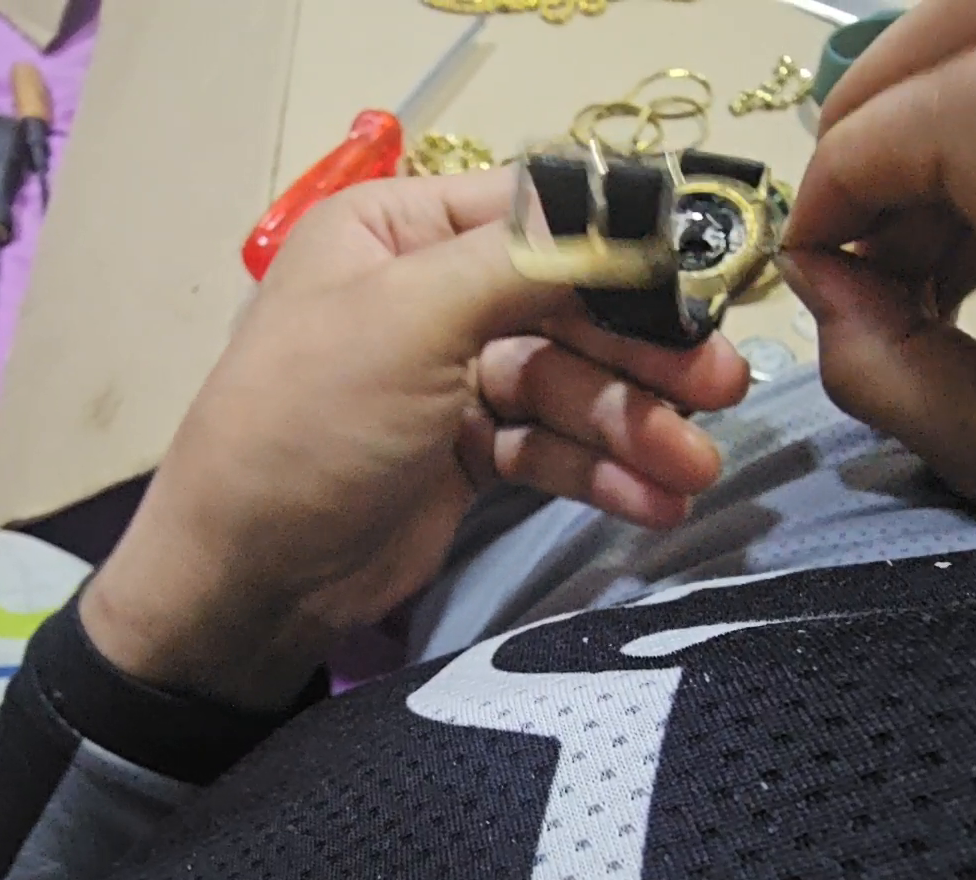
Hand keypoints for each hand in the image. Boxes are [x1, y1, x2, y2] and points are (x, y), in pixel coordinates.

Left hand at [82, 172, 749, 708]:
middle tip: (721, 388)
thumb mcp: (407, 319)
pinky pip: (546, 451)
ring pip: (564, 391)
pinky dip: (597, 474)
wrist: (254, 573)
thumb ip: (520, 261)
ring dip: (631, 431)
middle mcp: (430, 301)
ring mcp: (451, 385)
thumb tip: (624, 211)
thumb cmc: (312, 423)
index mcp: (399, 236)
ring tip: (693, 472)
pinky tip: (652, 500)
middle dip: (640, 357)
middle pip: (562, 312)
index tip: (697, 285)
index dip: (616, 249)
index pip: (532, 218)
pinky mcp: (468, 459)